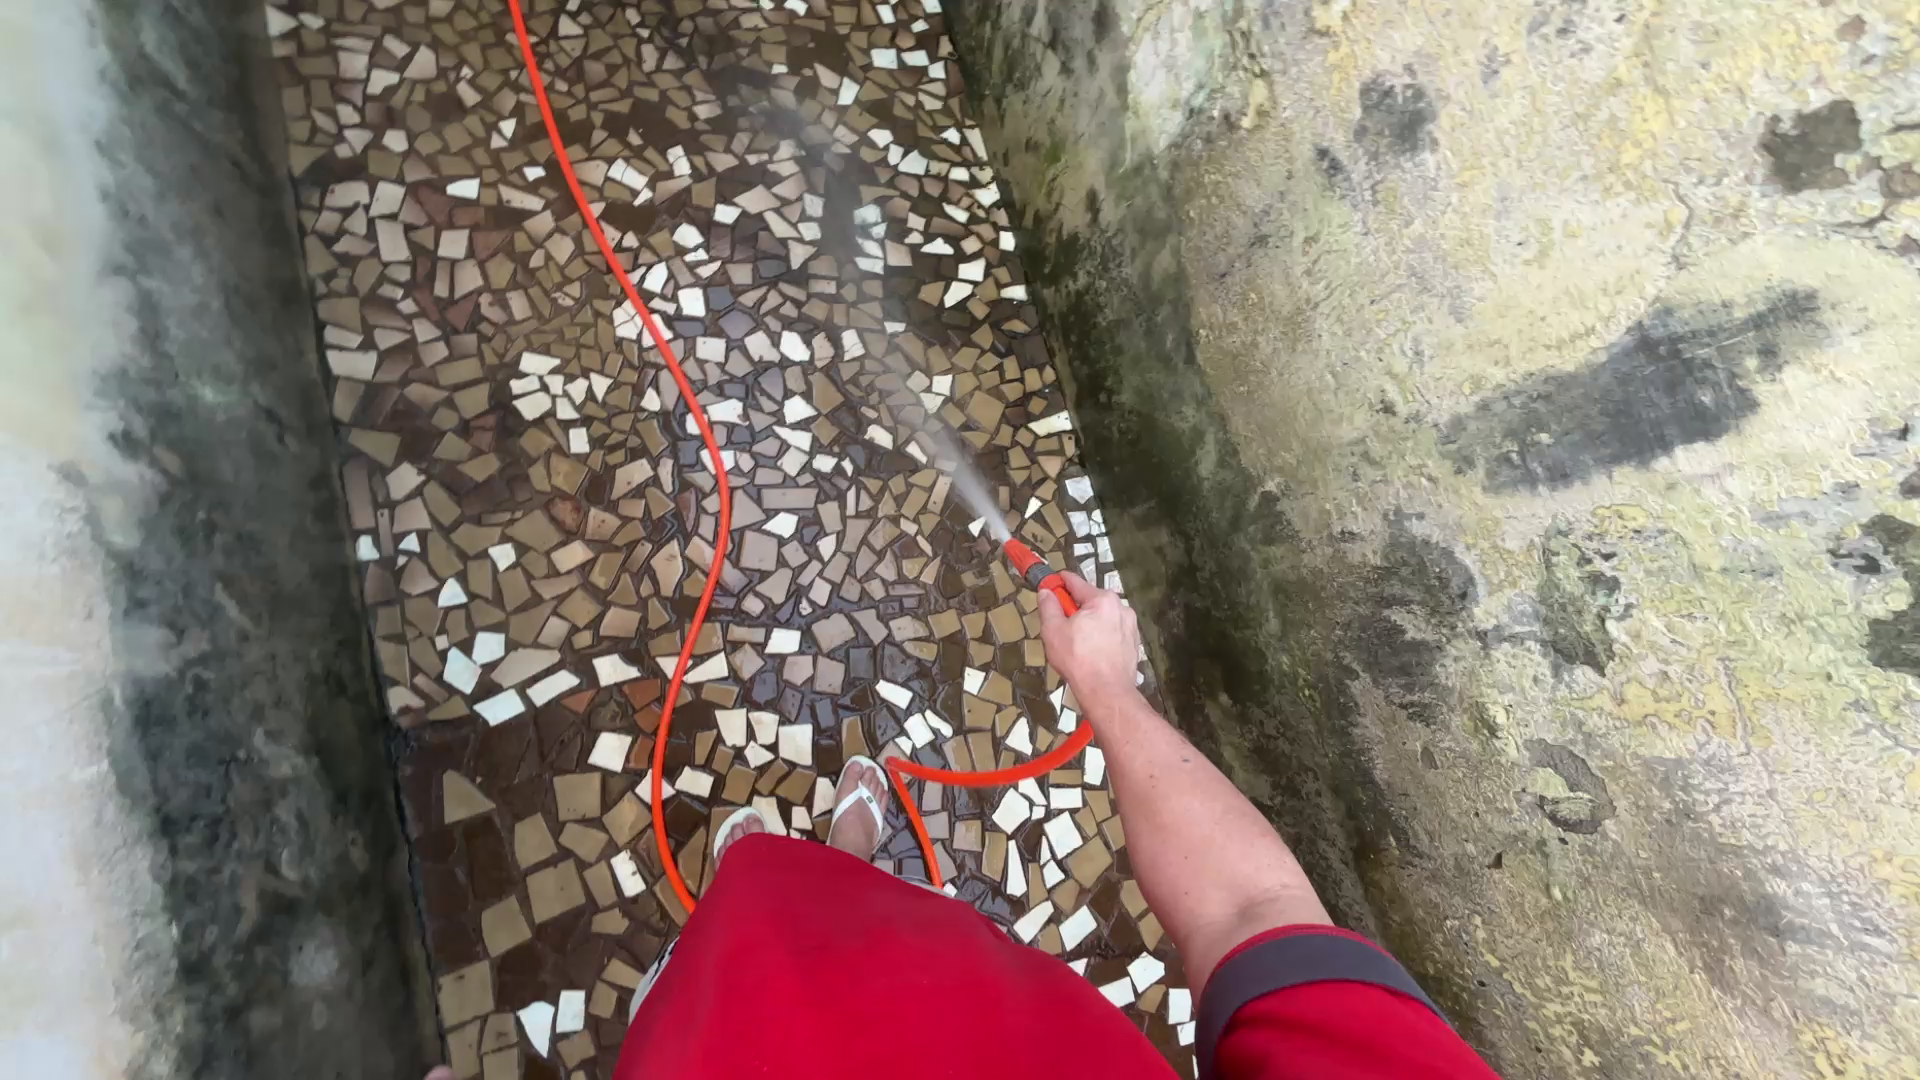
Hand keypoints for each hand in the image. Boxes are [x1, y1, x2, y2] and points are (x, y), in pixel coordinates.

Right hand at [1037, 572, 1140, 710]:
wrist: (1107, 692)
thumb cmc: (1078, 659)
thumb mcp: (1053, 630)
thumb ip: (1048, 606)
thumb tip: (1046, 591)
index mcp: (1102, 600)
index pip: (1075, 582)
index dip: (1059, 581)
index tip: (1049, 584)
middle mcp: (1120, 607)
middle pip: (1090, 600)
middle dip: (1075, 608)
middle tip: (1061, 625)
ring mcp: (1130, 625)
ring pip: (1102, 617)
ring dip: (1089, 623)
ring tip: (1076, 643)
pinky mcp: (1134, 642)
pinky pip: (1112, 631)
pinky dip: (1101, 636)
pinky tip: (1092, 653)